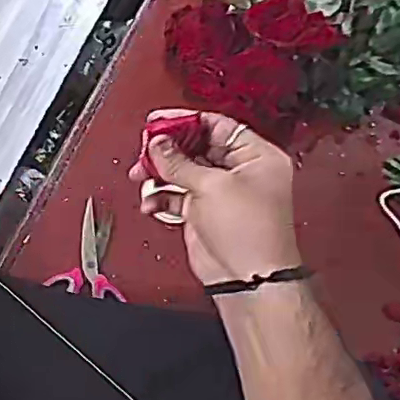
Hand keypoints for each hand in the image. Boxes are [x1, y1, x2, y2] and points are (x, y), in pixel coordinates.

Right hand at [128, 110, 299, 286]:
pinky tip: (153, 201)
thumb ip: (179, 161)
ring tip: (143, 174)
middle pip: (195, 146)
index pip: (216, 125)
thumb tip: (159, 143)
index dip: (185, 121)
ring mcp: (220, 192)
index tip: (159, 121)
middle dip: (167, 148)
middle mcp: (239, 171)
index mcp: (255, 156)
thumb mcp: (212, 186)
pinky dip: (160, 196)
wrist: (247, 279)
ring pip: (181, 170)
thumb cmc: (252, 235)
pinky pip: (175, 195)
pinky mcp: (202, 211)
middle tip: (147, 148)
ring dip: (158, 172)